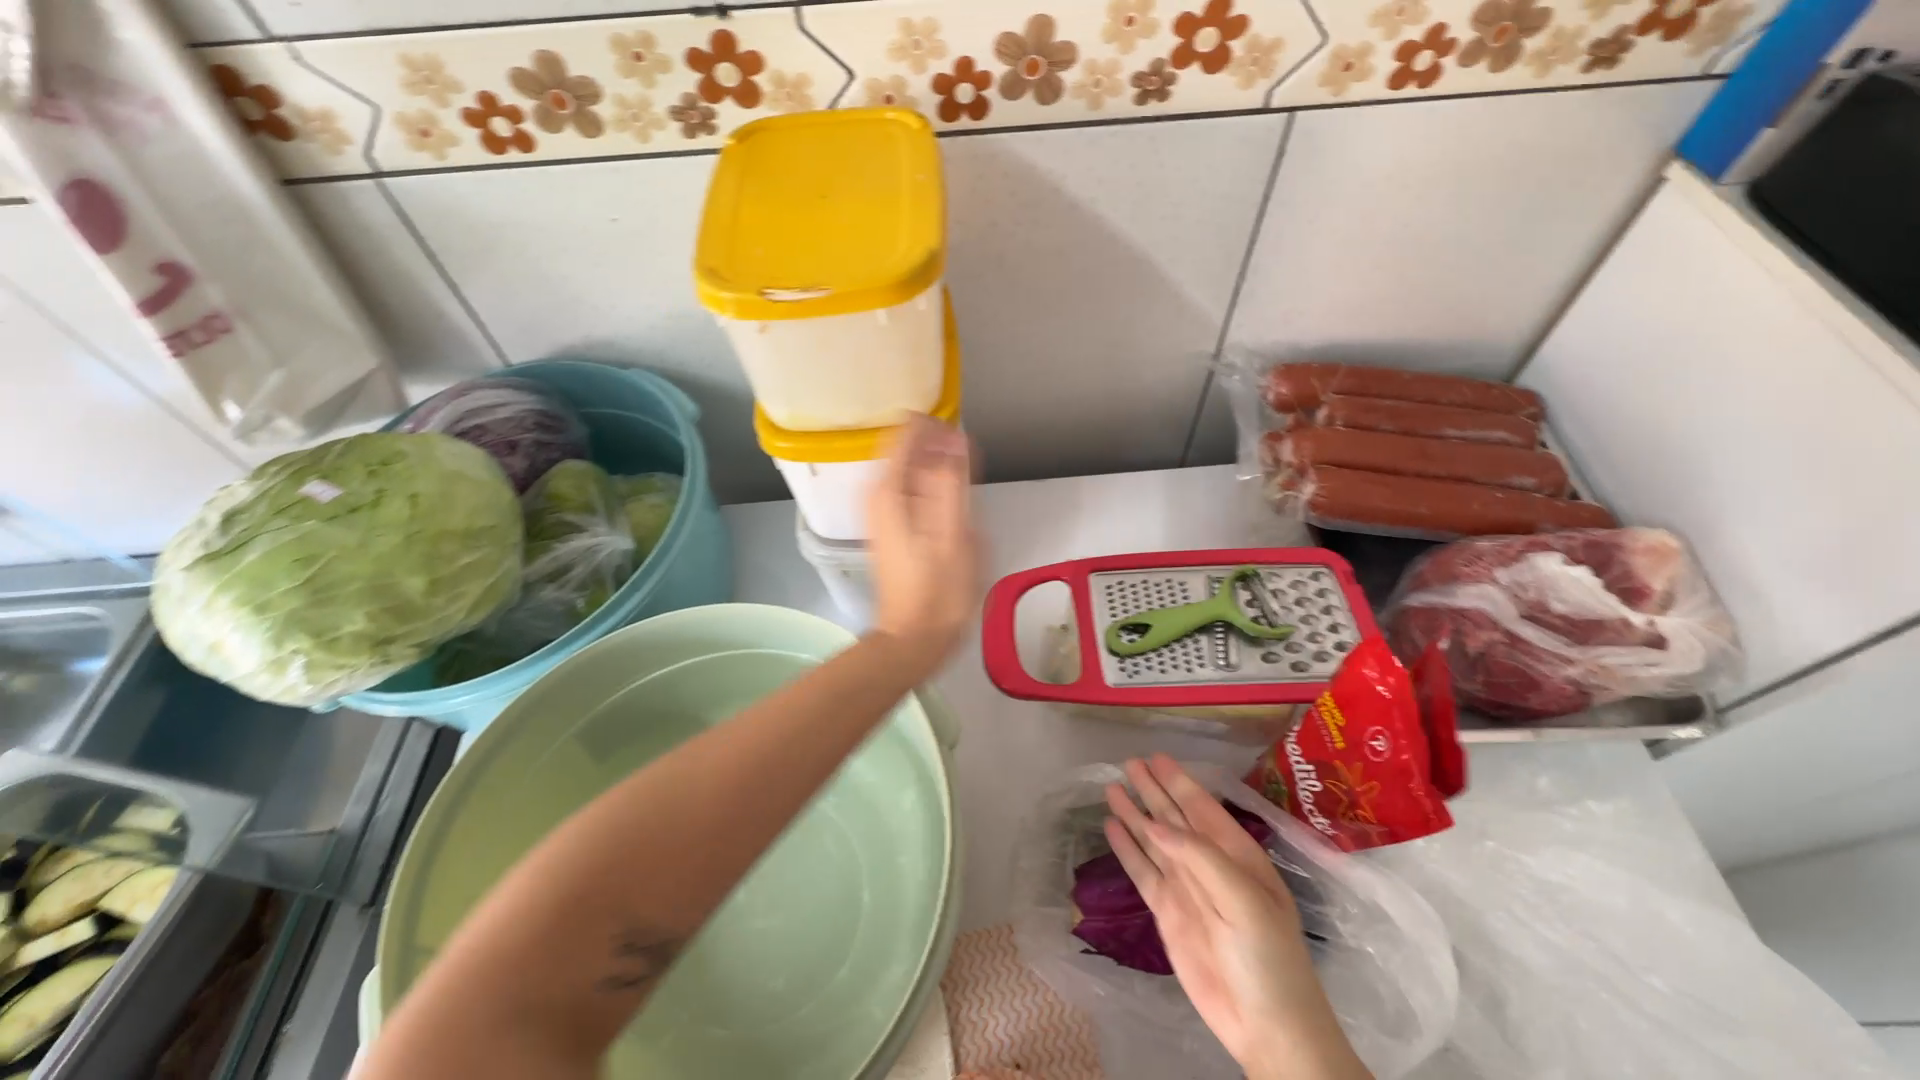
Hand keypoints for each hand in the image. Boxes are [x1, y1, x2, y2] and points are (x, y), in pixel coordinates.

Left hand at [865, 414, 977, 679]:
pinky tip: (953, 507)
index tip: (963, 439)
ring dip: (939, 468)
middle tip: (968, 468)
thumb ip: (952, 481)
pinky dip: (932, 487)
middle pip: (907, 446)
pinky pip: (912, 489)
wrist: (913, 638)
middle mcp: (877, 494)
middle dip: (939, 446)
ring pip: (911, 468)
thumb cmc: (938, 591)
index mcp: (888, 490)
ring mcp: (881, 511)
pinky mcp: (890, 527)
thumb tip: (954, 435)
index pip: (906, 429)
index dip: (937, 425)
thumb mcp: (954, 533)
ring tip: (965, 487)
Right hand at [1105, 756, 1370, 1079]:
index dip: (1180, 782)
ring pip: (1155, 842)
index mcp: (1239, 857)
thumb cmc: (1268, 957)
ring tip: (1112, 788)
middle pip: (1175, 819)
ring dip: (1135, 815)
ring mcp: (1187, 890)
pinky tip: (1113, 828)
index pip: (1203, 809)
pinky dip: (1128, 850)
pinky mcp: (1168, 914)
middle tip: (1128, 762)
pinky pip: (1144, 873)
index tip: (1156, 757)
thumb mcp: (1245, 901)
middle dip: (1154, 791)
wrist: (1265, 1023)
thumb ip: (1201, 859)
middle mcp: (1210, 866)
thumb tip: (1157, 826)